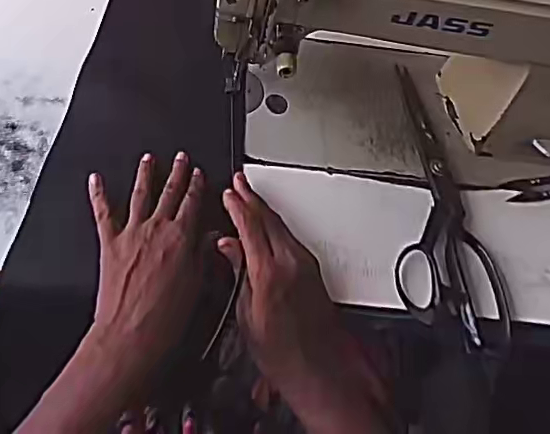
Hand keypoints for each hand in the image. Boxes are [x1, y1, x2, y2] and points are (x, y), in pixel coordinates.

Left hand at [88, 151, 207, 364]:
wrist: (129, 337)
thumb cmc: (163, 319)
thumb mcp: (196, 286)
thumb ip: (203, 256)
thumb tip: (210, 239)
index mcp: (181, 237)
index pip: (192, 202)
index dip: (197, 186)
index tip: (199, 175)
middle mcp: (157, 228)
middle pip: (170, 191)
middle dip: (178, 172)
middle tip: (181, 157)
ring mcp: (132, 233)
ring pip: (140, 193)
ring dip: (145, 173)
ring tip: (148, 158)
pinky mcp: (110, 243)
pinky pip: (103, 213)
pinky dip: (97, 194)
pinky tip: (95, 180)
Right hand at [219, 171, 388, 432]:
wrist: (321, 369)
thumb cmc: (283, 355)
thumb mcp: (247, 318)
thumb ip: (238, 274)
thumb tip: (227, 247)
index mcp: (268, 273)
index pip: (250, 226)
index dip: (237, 206)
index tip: (228, 194)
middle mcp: (289, 261)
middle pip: (267, 217)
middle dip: (251, 196)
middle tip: (238, 181)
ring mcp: (303, 261)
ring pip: (280, 223)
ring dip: (263, 206)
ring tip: (248, 194)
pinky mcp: (312, 266)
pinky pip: (289, 233)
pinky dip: (274, 221)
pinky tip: (267, 220)